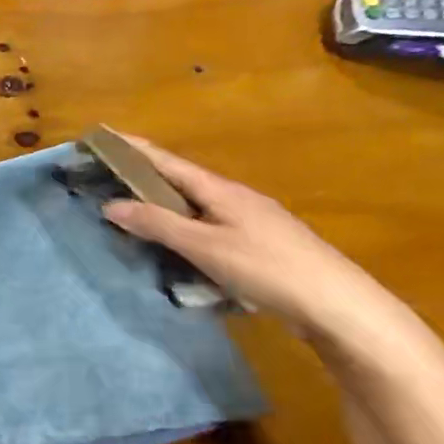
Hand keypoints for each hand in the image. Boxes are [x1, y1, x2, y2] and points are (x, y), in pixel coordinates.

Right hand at [98, 136, 411, 343]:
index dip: (133, 148)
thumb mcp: (204, 246)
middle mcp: (235, 197)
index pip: (166, 161)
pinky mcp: (260, 244)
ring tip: (132, 211)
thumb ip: (157, 224)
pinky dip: (182, 226)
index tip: (102, 136)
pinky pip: (208, 225)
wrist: (340, 307)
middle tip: (106, 177)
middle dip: (143, 176)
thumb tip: (110, 204)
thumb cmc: (268, 269)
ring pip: (195, 204)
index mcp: (220, 190)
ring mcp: (251, 220)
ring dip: (162, 204)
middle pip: (180, 180)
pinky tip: (176, 244)